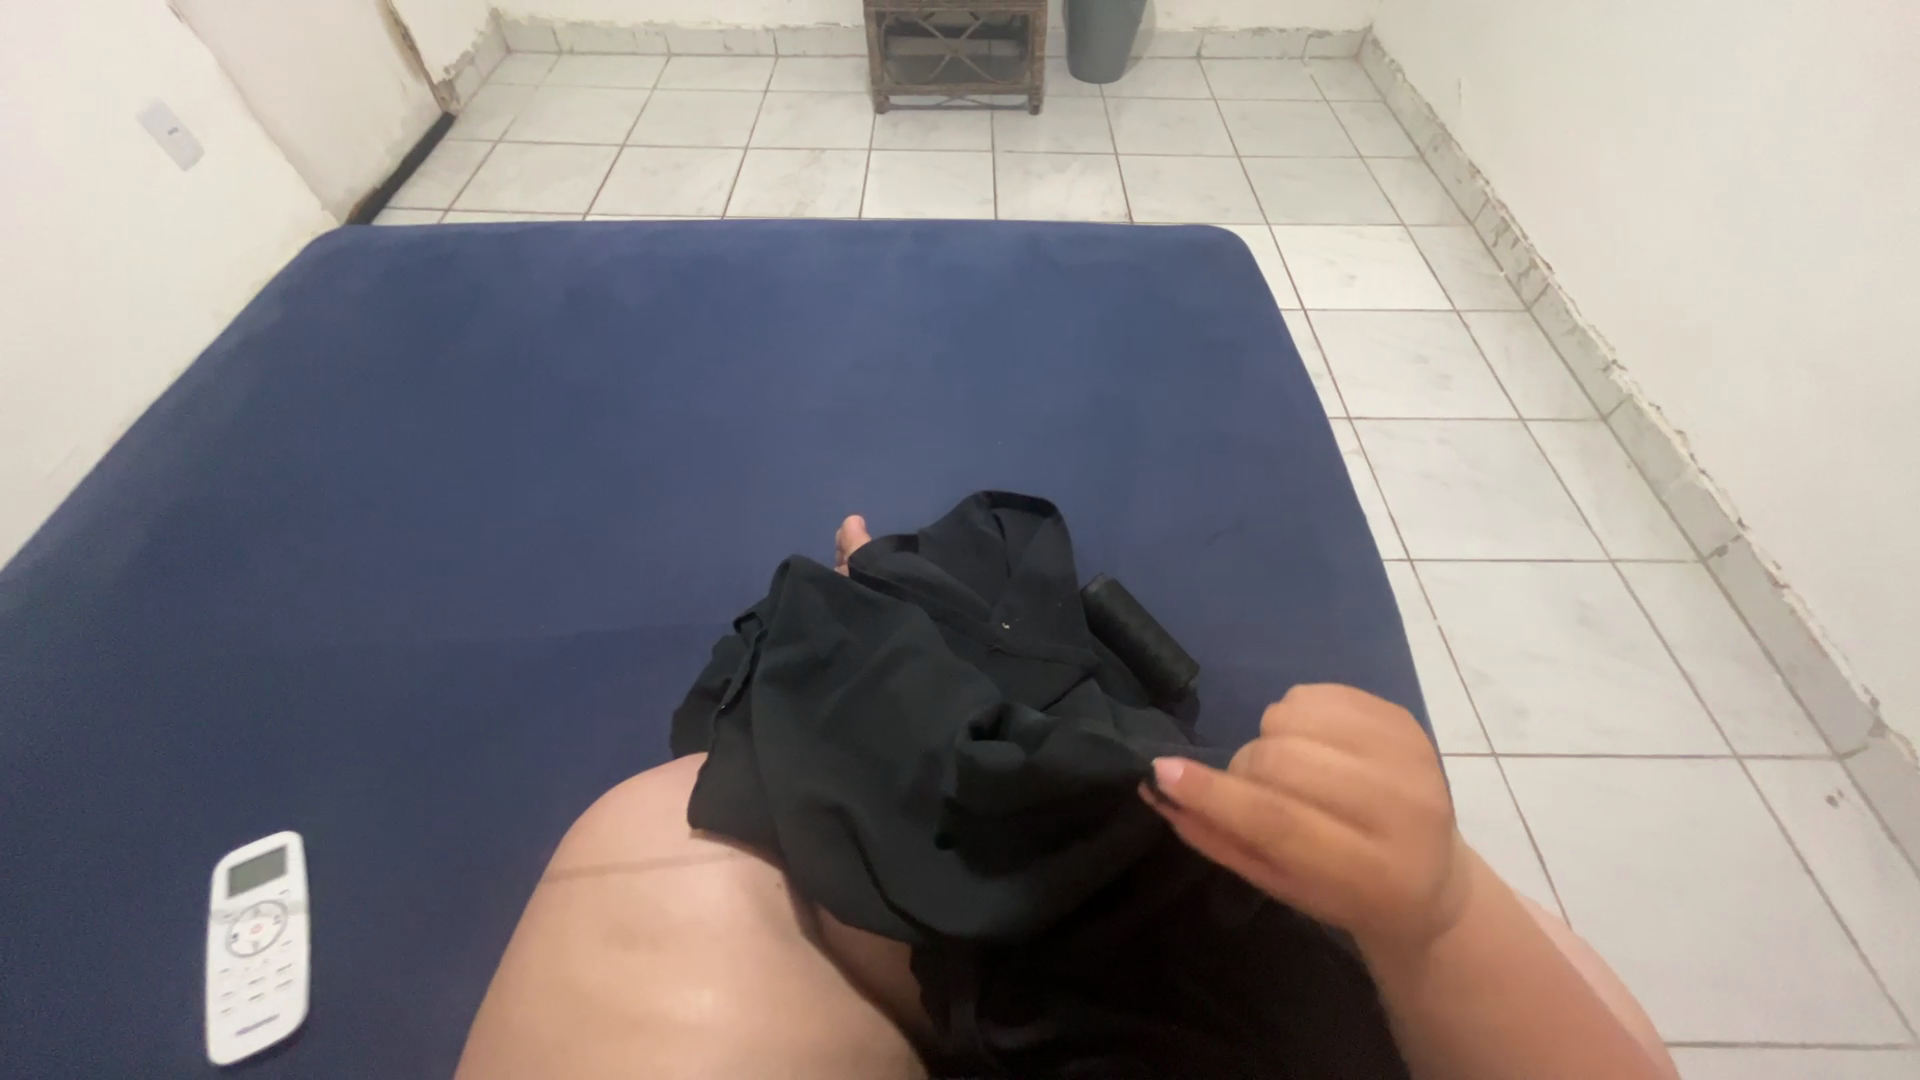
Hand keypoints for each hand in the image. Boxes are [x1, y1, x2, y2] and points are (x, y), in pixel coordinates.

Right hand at [1144, 684, 1470, 957]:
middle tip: (1251, 787)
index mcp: (1372, 872)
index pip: (1278, 821)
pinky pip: (1313, 693)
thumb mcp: (1277, 883)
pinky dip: (1293, 714)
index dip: (1214, 793)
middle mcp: (1404, 811)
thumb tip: (1155, 788)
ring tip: (1289, 767)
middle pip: (1283, 761)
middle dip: (1245, 768)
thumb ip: (1215, 836)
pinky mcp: (1405, 721)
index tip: (1161, 771)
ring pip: (1293, 719)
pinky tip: (1314, 743)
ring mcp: (1410, 758)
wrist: (1431, 878)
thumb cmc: (1342, 890)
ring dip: (1270, 739)